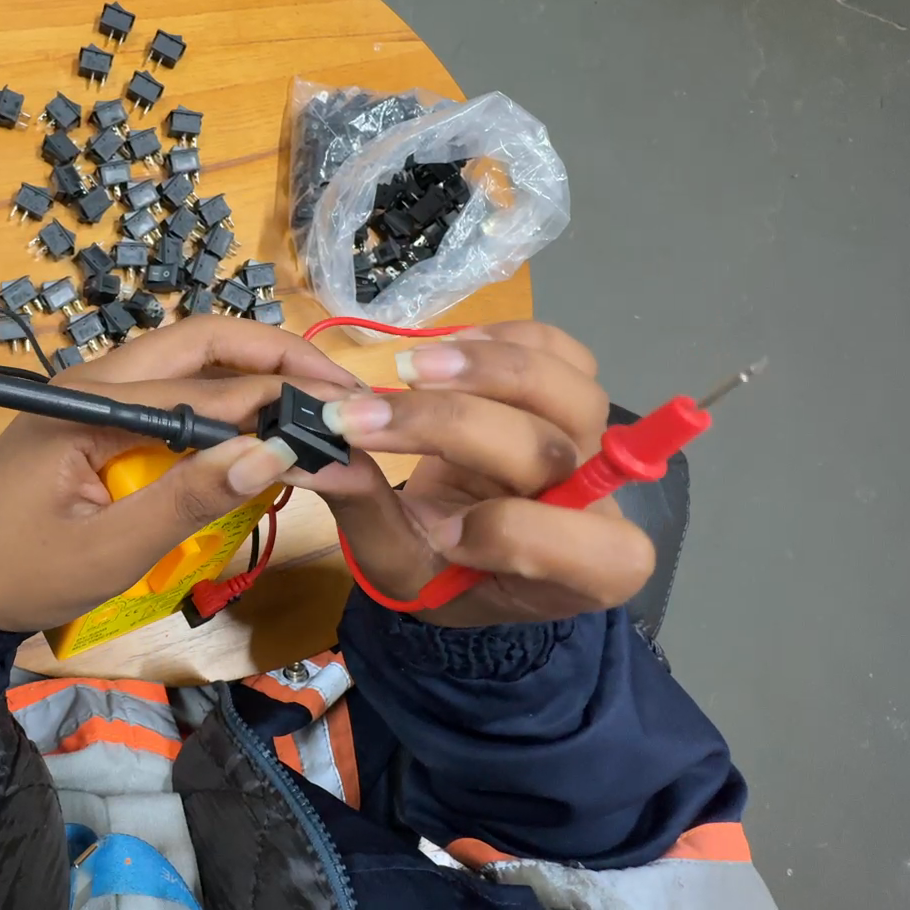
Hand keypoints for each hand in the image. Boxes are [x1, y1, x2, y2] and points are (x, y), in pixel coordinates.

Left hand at [0, 317, 361, 632]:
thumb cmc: (21, 570)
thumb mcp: (105, 551)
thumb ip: (185, 501)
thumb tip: (267, 452)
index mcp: (90, 402)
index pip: (199, 385)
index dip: (274, 397)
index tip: (338, 416)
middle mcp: (96, 378)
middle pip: (199, 341)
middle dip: (273, 356)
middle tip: (336, 389)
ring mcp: (98, 391)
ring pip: (190, 359)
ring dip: (252, 372)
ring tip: (312, 403)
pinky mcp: (103, 413)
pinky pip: (174, 390)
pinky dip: (223, 398)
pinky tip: (258, 424)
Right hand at [298, 321, 654, 627]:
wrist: (468, 547)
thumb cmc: (438, 572)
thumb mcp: (395, 566)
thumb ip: (363, 512)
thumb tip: (309, 458)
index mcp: (580, 572)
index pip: (569, 544)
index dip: (504, 531)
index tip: (436, 529)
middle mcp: (600, 500)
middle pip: (548, 447)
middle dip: (451, 424)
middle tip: (361, 416)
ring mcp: (589, 440)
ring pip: (566, 386)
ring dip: (480, 367)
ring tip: (406, 368)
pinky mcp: (566, 397)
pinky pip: (560, 350)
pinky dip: (504, 337)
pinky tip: (446, 348)